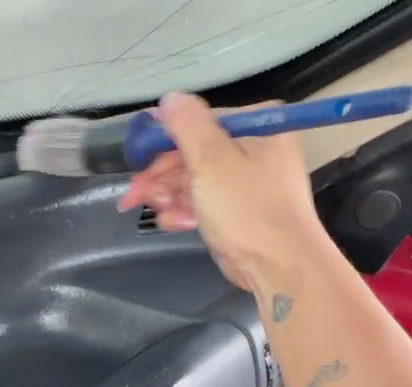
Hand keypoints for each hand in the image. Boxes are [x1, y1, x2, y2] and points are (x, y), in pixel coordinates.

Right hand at [116, 92, 328, 292]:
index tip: (136, 164)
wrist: (277, 263)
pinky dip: (186, 212)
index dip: (163, 144)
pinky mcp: (237, 209)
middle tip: (133, 198)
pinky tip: (177, 224)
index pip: (198, 124)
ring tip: (161, 212)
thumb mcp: (211, 161)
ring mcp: (245, 180)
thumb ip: (187, 126)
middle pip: (192, 155)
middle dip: (162, 177)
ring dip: (170, 197)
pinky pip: (203, 202)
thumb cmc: (247, 209)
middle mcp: (254, 146)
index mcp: (256, 124)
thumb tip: (169, 98)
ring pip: (194, 181)